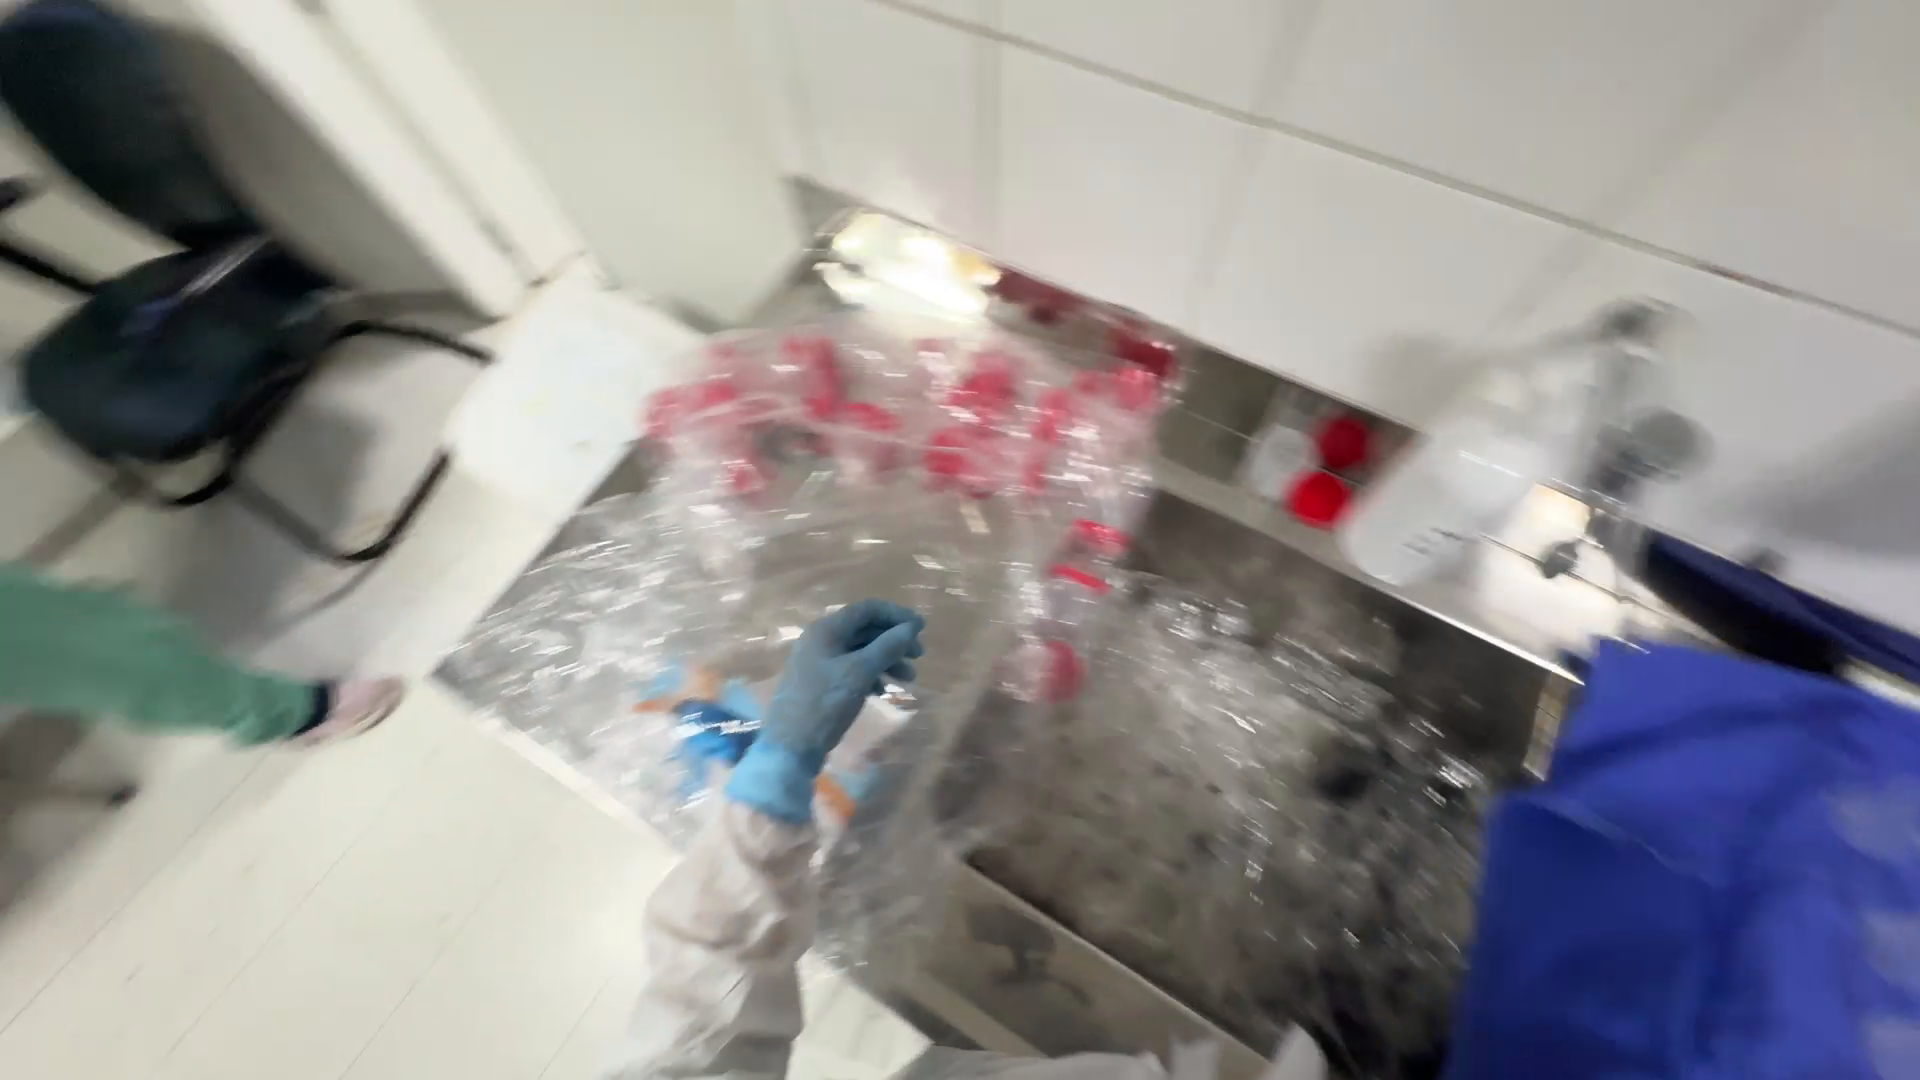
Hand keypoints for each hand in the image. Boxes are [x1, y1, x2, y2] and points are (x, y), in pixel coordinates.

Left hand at [724, 599, 925, 823]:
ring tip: (909, 678)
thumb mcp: (859, 673)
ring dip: (887, 660)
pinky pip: (852, 669)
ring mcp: (819, 662)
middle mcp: (821, 640)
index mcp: (826, 630)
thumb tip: (911, 627)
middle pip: (865, 629)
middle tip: (919, 655)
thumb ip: (887, 646)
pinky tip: (883, 690)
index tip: (922, 628)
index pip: (868, 609)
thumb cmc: (825, 704)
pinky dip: (871, 675)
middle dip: (894, 640)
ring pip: (860, 651)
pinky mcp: (820, 683)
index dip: (897, 615)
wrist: (791, 747)